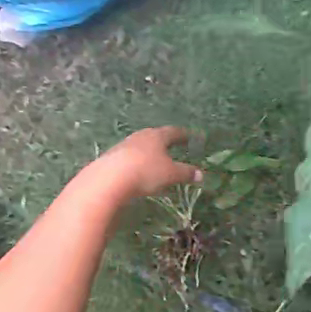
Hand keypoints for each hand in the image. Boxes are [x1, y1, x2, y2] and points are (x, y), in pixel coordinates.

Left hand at [83, 127, 203, 200]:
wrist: (109, 179)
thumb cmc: (146, 172)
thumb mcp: (171, 174)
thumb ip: (186, 173)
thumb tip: (201, 174)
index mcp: (157, 136)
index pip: (173, 132)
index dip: (183, 135)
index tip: (191, 136)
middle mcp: (140, 137)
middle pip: (155, 137)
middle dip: (164, 142)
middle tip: (173, 146)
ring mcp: (124, 146)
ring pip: (141, 147)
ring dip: (149, 153)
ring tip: (156, 161)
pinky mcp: (112, 158)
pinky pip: (129, 158)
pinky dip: (138, 163)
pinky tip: (138, 172)